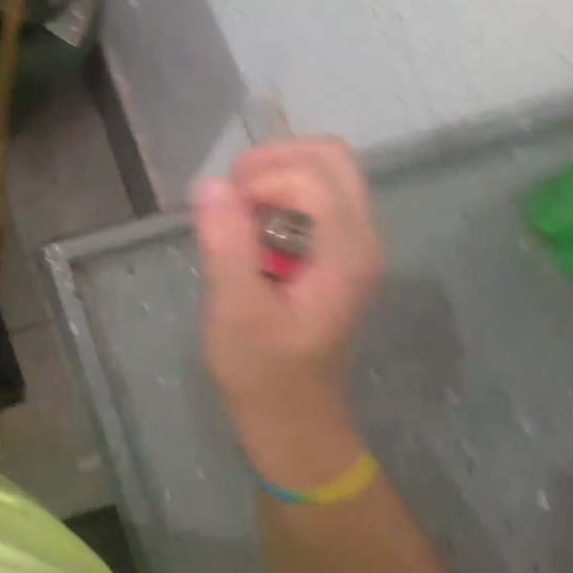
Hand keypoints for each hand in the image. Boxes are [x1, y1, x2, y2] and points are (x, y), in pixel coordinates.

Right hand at [192, 138, 384, 426]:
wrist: (291, 415)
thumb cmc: (262, 368)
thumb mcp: (234, 309)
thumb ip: (226, 244)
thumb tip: (211, 184)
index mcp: (345, 252)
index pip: (309, 176)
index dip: (258, 183)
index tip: (221, 218)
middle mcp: (361, 237)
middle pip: (329, 158)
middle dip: (271, 163)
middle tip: (229, 199)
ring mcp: (352, 244)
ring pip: (323, 172)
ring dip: (273, 178)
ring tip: (235, 218)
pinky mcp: (335, 252)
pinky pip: (313, 197)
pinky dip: (277, 197)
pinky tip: (249, 232)